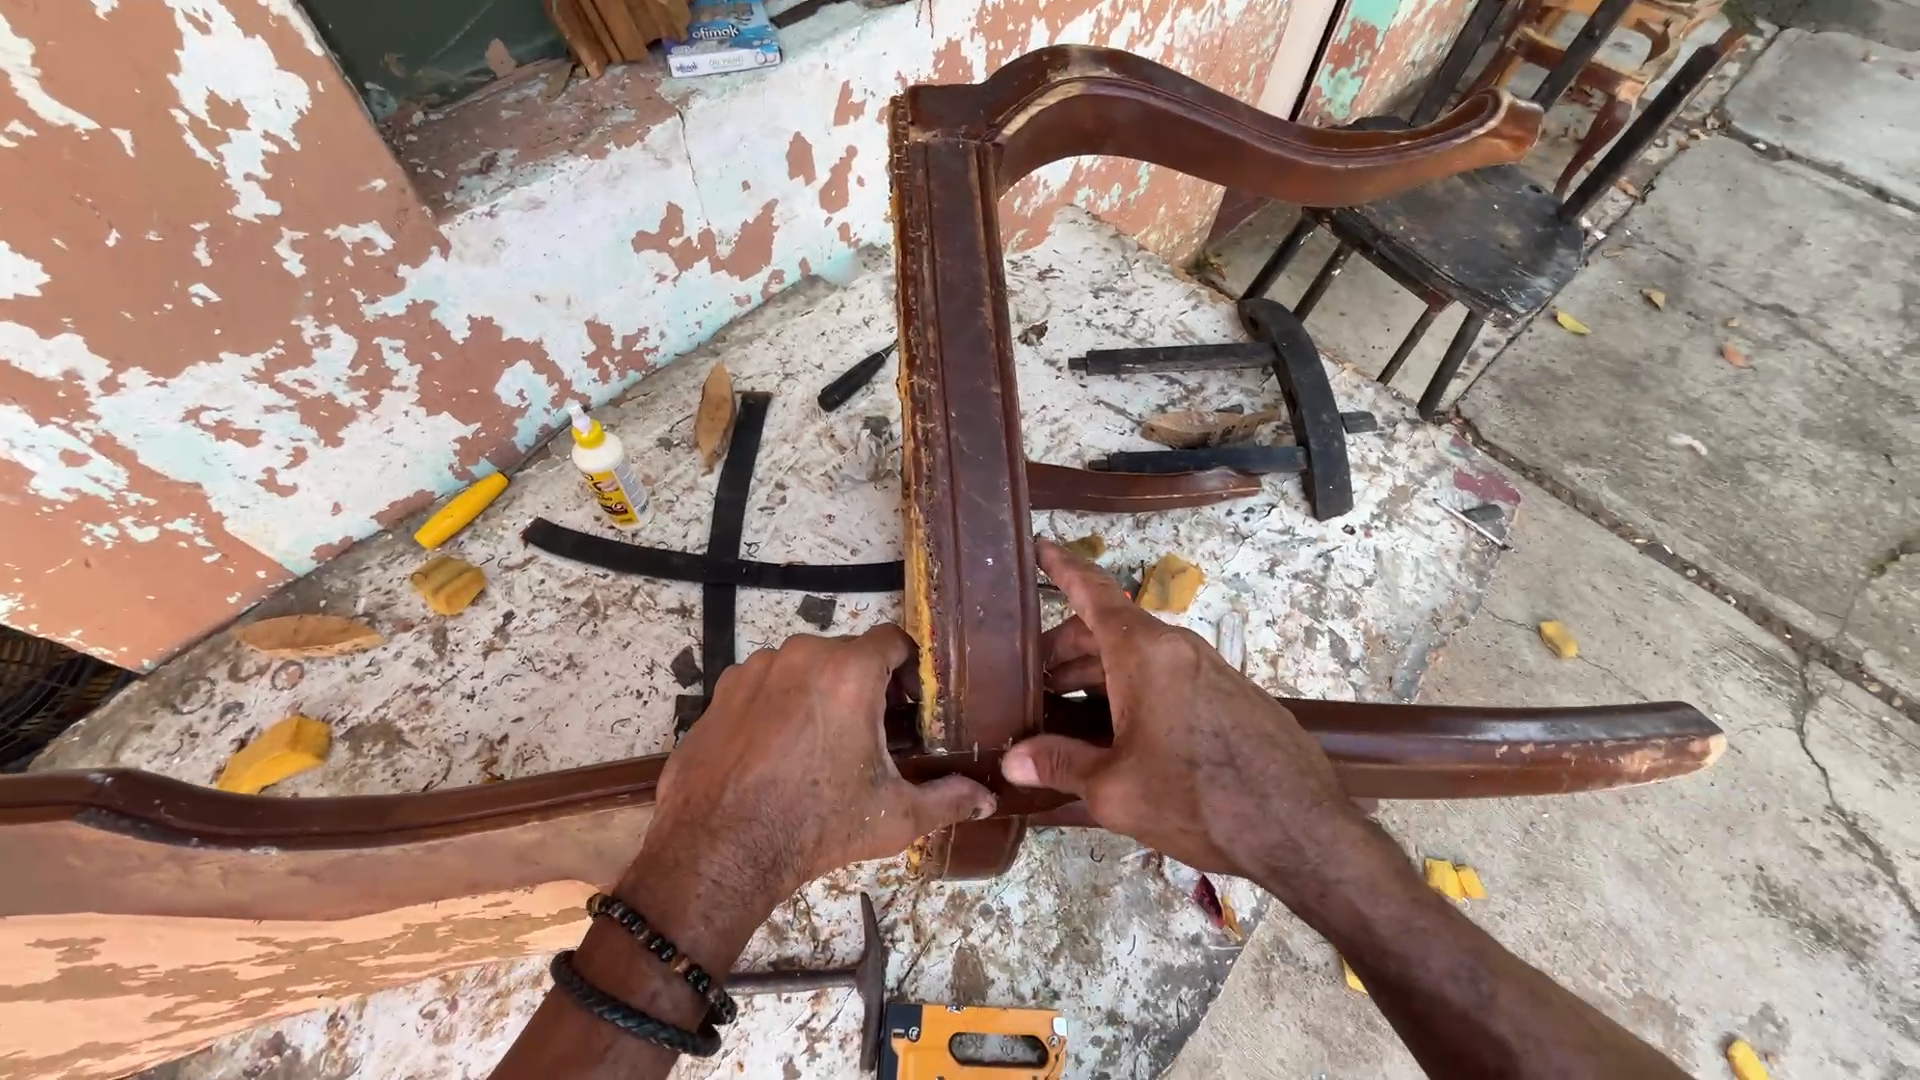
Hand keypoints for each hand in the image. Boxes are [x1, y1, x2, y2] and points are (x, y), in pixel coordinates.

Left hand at [644, 625, 995, 901]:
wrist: (718, 852)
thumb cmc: (816, 826)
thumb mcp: (893, 816)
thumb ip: (948, 800)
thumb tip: (988, 800)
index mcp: (848, 671)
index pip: (893, 639)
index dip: (907, 668)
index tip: (909, 704)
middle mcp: (800, 655)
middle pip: (847, 654)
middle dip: (863, 685)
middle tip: (869, 733)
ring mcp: (754, 670)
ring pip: (803, 667)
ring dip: (818, 691)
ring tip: (819, 743)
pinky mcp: (720, 692)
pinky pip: (763, 683)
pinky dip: (776, 703)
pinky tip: (775, 750)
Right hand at [1002, 539, 1369, 883]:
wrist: (1300, 830)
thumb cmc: (1197, 799)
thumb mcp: (1115, 788)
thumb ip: (1060, 764)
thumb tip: (1012, 761)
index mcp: (1145, 652)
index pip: (1095, 593)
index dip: (1064, 569)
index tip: (1041, 547)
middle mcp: (1178, 647)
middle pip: (1111, 630)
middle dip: (1068, 649)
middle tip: (1036, 680)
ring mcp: (1211, 669)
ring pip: (1140, 656)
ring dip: (1099, 673)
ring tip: (1067, 708)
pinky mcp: (1233, 696)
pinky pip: (1169, 676)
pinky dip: (1133, 687)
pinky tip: (1120, 730)